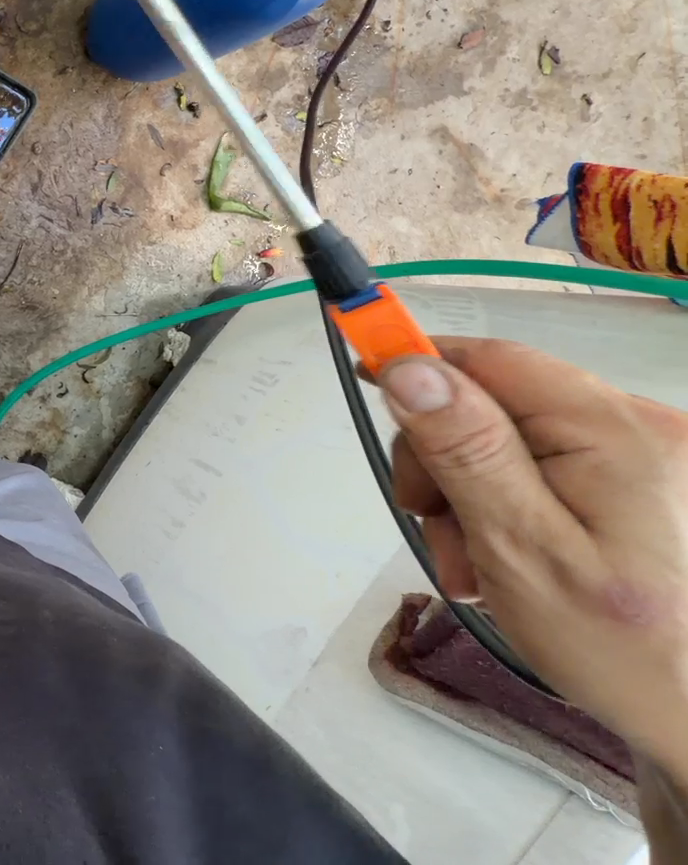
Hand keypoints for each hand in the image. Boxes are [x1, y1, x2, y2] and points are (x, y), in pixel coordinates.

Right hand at [377, 338, 687, 779]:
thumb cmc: (622, 645)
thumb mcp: (519, 545)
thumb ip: (466, 451)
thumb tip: (410, 371)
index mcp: (621, 435)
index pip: (494, 360)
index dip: (419, 362)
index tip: (361, 375)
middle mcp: (643, 429)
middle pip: (490, 402)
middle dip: (439, 458)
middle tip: (431, 521)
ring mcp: (645, 458)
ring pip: (502, 439)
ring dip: (463, 493)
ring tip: (474, 559)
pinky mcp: (637, 485)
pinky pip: (535, 467)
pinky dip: (499, 505)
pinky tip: (502, 555)